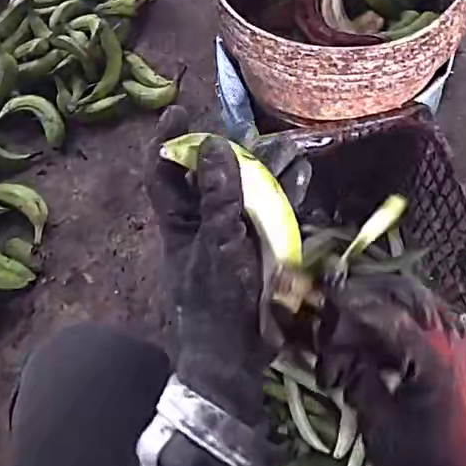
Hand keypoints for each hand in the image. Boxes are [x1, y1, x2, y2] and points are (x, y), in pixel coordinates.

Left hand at [146, 107, 274, 421]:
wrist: (238, 356)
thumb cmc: (217, 301)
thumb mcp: (216, 244)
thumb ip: (218, 195)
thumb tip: (216, 146)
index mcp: (180, 218)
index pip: (164, 169)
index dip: (168, 138)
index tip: (178, 109)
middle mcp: (204, 217)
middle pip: (215, 171)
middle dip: (237, 150)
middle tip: (261, 135)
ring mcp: (233, 229)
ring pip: (248, 186)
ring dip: (268, 167)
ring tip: (289, 150)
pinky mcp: (259, 242)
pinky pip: (273, 207)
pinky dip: (287, 191)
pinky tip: (301, 176)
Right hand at [318, 275, 465, 465]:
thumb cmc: (420, 465)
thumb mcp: (380, 423)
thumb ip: (358, 376)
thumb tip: (333, 347)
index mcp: (432, 354)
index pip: (383, 313)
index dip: (348, 307)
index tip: (322, 304)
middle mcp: (448, 336)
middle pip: (399, 292)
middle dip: (362, 298)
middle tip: (332, 313)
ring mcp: (455, 339)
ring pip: (412, 297)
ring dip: (378, 302)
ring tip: (349, 323)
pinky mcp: (455, 348)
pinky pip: (423, 313)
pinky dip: (396, 314)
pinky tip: (374, 331)